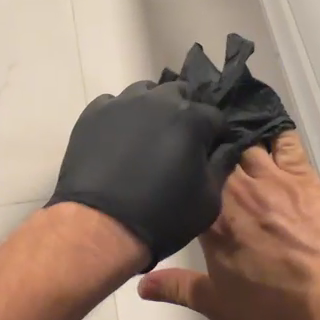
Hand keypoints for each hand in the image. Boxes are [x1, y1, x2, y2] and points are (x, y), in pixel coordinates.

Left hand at [46, 81, 232, 269]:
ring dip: (152, 109)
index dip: (214, 135)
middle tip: (178, 143)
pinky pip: (113, 104)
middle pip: (179, 94)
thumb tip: (227, 147)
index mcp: (191, 118)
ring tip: (146, 137)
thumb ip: (222, 165)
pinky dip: (120, 116)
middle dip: (184, 114)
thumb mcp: (209, 200)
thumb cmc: (163, 215)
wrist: (101, 227)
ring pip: (145, 93)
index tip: (209, 152)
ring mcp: (122, 103)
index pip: (214, 116)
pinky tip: (117, 139)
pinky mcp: (93, 113)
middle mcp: (158, 100)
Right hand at [137, 132, 319, 319]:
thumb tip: (141, 285)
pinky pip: (283, 139)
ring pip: (244, 141)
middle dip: (200, 146)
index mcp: (210, 219)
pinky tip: (262, 119)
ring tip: (220, 123)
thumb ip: (177, 289)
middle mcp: (235, 189)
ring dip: (232, 132)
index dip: (176, 172)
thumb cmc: (275, 304)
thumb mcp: (219, 306)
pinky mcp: (301, 173)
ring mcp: (270, 177)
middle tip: (190, 137)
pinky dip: (272, 127)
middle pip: (212, 155)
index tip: (165, 162)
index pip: (184, 184)